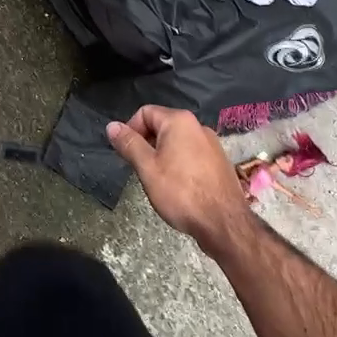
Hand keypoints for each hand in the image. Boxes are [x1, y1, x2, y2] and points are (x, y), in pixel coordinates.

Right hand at [108, 106, 252, 250]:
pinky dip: (180, 164)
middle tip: (141, 169)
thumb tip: (111, 125)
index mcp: (179, 121)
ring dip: (163, 156)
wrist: (225, 224)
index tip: (127, 154)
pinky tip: (180, 188)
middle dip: (147, 144)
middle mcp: (198, 126)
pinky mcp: (220, 162)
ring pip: (177, 142)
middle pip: (162, 126)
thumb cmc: (181, 193)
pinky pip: (192, 154)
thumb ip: (129, 144)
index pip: (144, 113)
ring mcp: (212, 144)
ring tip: (160, 181)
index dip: (130, 130)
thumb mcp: (147, 168)